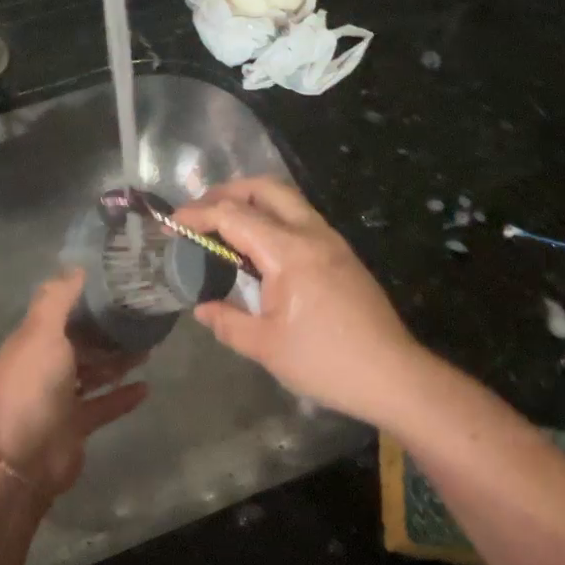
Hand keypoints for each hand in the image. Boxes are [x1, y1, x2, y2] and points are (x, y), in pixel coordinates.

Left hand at [0, 268, 149, 496]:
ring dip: (118, 361)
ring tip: (150, 348)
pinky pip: (104, 404)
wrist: (25, 459)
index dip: (85, 296)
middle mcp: (45, 365)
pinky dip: (122, 395)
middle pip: (80, 341)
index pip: (60, 310)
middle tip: (143, 317)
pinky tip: (147, 387)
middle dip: (107, 330)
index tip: (118, 283)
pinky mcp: (76, 424)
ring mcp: (60, 397)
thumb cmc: (33, 388)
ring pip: (94, 372)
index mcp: (32, 340)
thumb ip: (58, 300)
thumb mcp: (42, 334)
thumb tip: (77, 267)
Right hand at [175, 177, 428, 426]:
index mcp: (288, 252)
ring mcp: (332, 242)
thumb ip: (228, 322)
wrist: (393, 375)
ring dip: (253, 201)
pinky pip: (302, 219)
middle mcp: (312, 234)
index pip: (234, 215)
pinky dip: (273, 217)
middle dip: (227, 192)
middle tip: (199, 212)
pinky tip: (260, 247)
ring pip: (288, 200)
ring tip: (225, 225)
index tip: (171, 223)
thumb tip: (202, 309)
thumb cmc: (325, 361)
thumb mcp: (266, 347)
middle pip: (266, 189)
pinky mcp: (343, 255)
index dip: (197, 214)